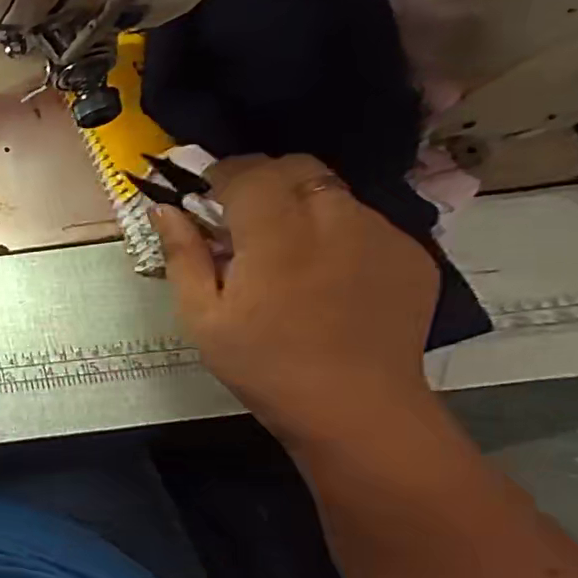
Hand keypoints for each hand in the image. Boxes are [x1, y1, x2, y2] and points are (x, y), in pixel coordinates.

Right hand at [152, 155, 440, 441]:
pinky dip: (335, 231)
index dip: (220, 175)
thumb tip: (164, 208)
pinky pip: (364, 222)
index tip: (203, 196)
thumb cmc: (263, 365)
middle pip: (296, 167)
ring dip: (300, 205)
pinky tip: (325, 275)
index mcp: (277, 236)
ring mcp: (383, 235)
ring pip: (331, 193)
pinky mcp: (412, 254)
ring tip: (286, 253)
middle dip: (263, 180)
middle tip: (241, 220)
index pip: (248, 171)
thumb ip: (182, 254)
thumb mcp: (201, 316)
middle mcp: (335, 220)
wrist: (356, 410)